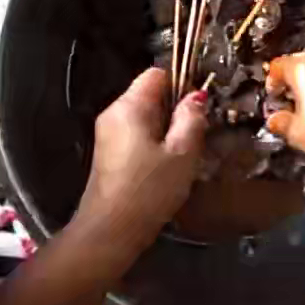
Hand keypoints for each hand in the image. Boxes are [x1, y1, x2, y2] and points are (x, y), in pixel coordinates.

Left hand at [74, 68, 206, 253]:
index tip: (198, 108)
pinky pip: (134, 133)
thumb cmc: (149, 190)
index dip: (181, 83)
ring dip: (165, 129)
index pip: (156, 74)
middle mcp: (113, 112)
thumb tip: (196, 96)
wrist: (111, 230)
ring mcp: (107, 132)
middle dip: (174, 110)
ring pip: (143, 116)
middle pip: (149, 94)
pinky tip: (164, 167)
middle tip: (194, 137)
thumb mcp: (182, 154)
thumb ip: (191, 119)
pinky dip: (152, 142)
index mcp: (129, 106)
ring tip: (182, 155)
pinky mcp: (107, 151)